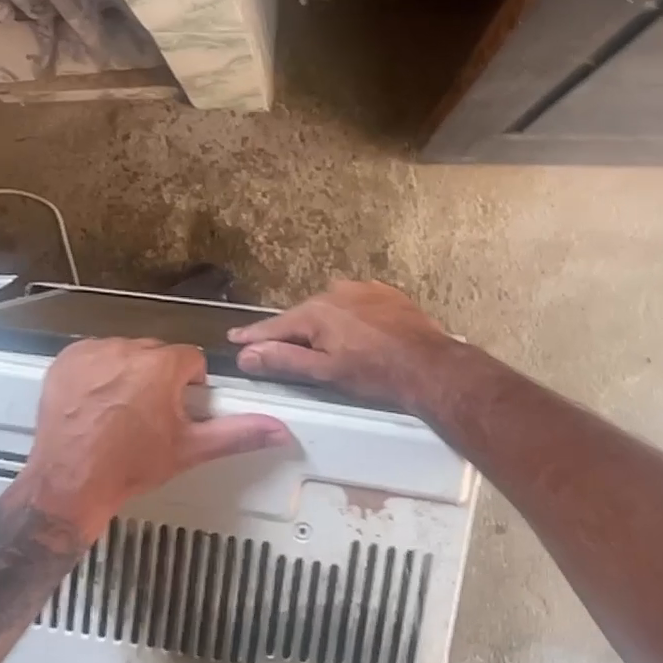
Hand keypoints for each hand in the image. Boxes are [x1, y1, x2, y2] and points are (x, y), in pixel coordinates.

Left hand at [17, 338, 292, 542]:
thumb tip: (279, 429)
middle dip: (157, 378)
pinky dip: (96, 372)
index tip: (176, 409)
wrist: (70, 482)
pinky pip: (93, 355)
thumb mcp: (189, 450)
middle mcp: (127, 349)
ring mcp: (93, 353)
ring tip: (119, 411)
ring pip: (125, 353)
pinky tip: (94, 402)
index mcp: (161, 365)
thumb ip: (238, 433)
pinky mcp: (66, 359)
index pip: (190, 359)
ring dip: (127, 373)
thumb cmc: (130, 466)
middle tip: (147, 415)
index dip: (187, 386)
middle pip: (156, 354)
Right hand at [229, 281, 462, 407]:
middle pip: (303, 315)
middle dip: (291, 332)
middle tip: (278, 349)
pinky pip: (355, 303)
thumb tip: (247, 355)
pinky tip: (353, 331)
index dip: (254, 336)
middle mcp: (336, 292)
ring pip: (330, 307)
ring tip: (322, 344)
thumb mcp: (324, 372)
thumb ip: (283, 360)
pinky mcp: (386, 293)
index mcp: (316, 312)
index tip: (234, 339)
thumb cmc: (375, 372)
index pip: (275, 326)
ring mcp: (363, 289)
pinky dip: (347, 316)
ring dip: (321, 323)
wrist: (428, 365)